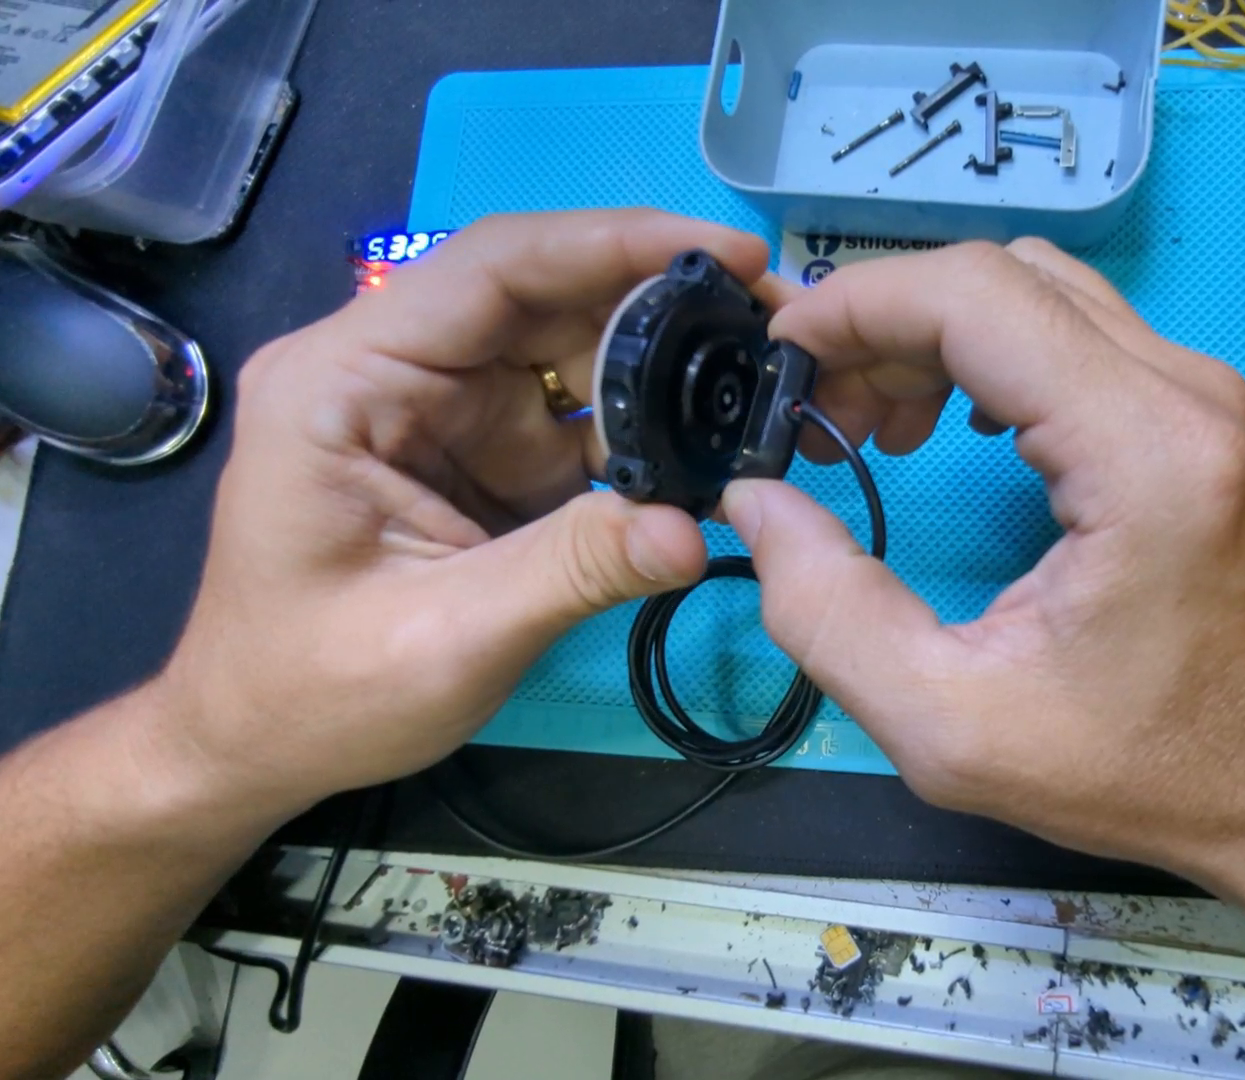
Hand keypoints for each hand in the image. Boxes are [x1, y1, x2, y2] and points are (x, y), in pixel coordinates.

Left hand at [157, 210, 775, 817]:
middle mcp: (414, 373)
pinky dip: (662, 431)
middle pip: (557, 298)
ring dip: (675, 364)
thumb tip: (699, 532)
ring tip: (764, 376)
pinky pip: (601, 422)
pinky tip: (718, 446)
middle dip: (670, 298)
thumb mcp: (448, 634)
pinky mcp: (510, 457)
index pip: (497, 269)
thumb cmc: (320, 688)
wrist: (273, 740)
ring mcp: (468, 414)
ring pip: (589, 355)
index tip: (731, 253)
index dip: (616, 244)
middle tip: (776, 319)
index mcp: (355, 379)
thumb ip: (573, 571)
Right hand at [724, 240, 1244, 894]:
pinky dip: (989, 355)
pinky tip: (955, 421)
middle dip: (884, 324)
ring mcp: (1197, 396)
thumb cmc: (1134, 767)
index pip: (977, 298)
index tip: (783, 356)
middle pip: (1002, 282)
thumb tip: (758, 504)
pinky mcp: (1191, 416)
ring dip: (933, 337)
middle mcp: (1184, 394)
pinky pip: (1071, 336)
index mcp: (1140, 453)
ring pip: (1035, 296)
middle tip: (820, 414)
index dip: (857, 305)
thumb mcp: (948, 725)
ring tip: (878, 426)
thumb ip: (827, 614)